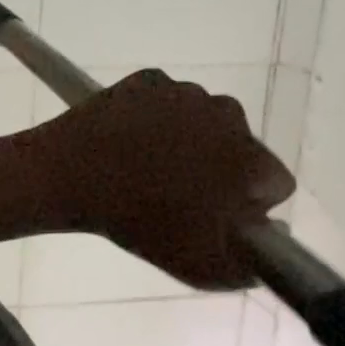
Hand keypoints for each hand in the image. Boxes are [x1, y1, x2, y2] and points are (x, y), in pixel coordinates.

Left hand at [29, 69, 295, 289]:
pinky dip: (157, 116)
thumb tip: (272, 236)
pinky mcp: (148, 78)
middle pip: (241, 145)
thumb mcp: (204, 267)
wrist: (69, 174)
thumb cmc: (139, 222)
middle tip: (179, 191)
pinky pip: (168, 100)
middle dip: (222, 167)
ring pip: (204, 120)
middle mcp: (227, 115)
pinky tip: (133, 138)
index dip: (250, 202)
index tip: (218, 214)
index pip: (275, 181)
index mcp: (249, 159)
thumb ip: (253, 264)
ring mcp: (184, 91)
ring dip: (190, 138)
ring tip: (149, 165)